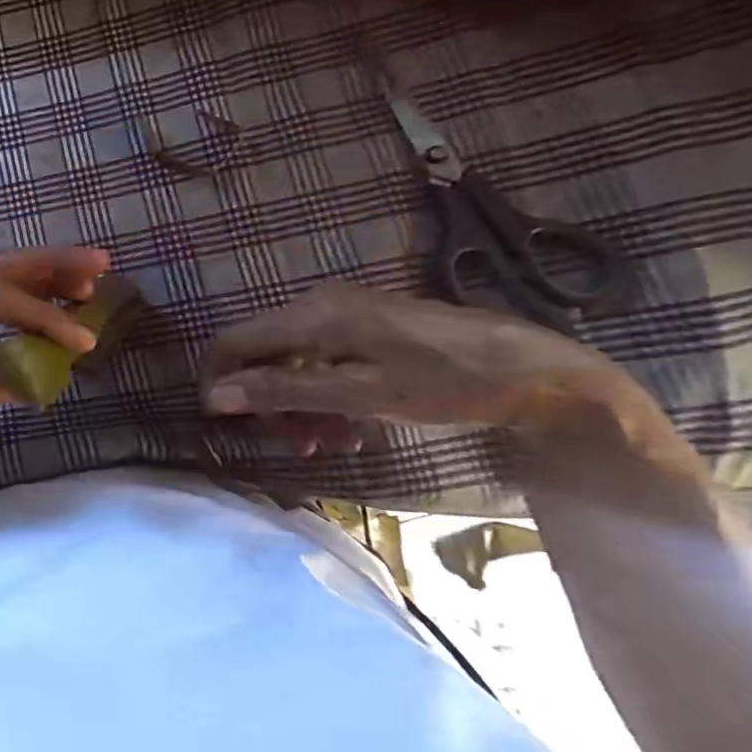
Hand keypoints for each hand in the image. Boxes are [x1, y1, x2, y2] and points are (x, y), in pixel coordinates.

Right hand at [200, 284, 670, 453]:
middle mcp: (319, 305)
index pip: (233, 342)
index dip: (218, 381)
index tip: (226, 424)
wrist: (537, 371)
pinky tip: (350, 427)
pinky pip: (323, 362)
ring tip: (330, 444)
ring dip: (299, 406)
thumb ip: (283, 391)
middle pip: (262, 355)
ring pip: (292, 363)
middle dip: (270, 403)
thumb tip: (215, 396)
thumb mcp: (360, 395)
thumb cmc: (447, 383)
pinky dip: (324, 396)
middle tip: (298, 445)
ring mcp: (345, 313)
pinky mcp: (367, 326)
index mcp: (312, 315)